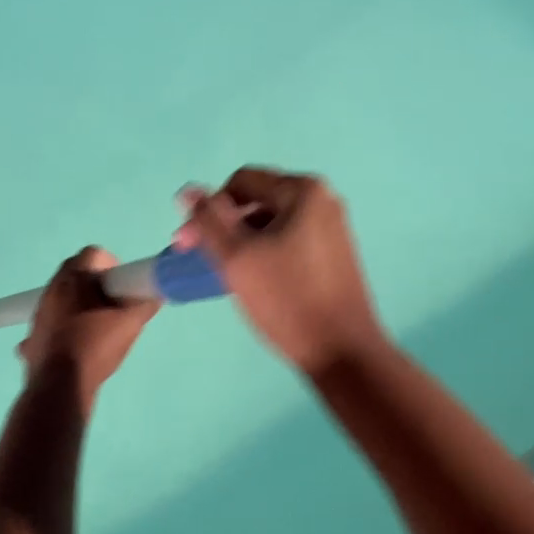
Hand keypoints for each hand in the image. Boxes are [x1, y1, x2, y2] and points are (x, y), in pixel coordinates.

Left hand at [18, 247, 159, 399]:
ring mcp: (37, 316)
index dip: (110, 265)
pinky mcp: (31, 340)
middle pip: (74, 272)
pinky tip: (71, 347)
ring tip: (94, 327)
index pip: (92, 253)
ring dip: (76, 305)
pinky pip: (48, 326)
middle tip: (111, 303)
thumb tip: (156, 294)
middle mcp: (50, 290)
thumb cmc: (95, 347)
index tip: (120, 286)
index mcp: (73, 278)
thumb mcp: (130, 324)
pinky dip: (59, 330)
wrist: (59, 389)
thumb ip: (145, 304)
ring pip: (59, 298)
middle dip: (93, 283)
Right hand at [183, 167, 386, 376]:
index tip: (188, 244)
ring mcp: (332, 226)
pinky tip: (257, 281)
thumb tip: (187, 190)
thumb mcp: (237, 257)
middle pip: (258, 199)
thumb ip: (208, 220)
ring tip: (228, 274)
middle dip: (226, 226)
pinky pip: (290, 239)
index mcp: (303, 189)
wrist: (345, 352)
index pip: (241, 181)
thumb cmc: (289, 300)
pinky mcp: (335, 252)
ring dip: (244, 240)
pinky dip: (266, 252)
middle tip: (203, 260)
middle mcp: (322, 198)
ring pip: (273, 222)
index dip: (209, 208)